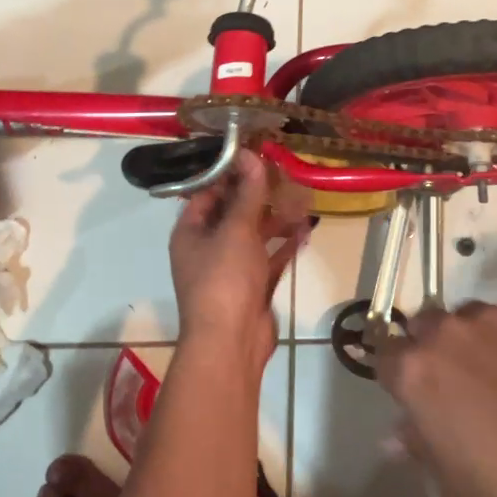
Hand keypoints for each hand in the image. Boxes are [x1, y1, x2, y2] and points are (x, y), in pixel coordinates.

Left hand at [169, 150, 308, 369]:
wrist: (230, 343)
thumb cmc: (224, 279)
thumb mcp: (236, 229)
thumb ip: (247, 192)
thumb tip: (250, 154)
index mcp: (191, 232)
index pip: (207, 192)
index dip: (230, 172)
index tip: (257, 153)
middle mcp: (207, 248)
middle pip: (233, 212)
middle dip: (259, 194)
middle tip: (286, 172)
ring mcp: (230, 269)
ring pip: (254, 234)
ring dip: (276, 217)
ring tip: (303, 198)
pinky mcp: (252, 286)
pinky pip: (269, 257)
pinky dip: (285, 243)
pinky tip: (306, 228)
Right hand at [378, 303, 496, 496]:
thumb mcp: (453, 481)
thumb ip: (421, 445)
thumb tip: (399, 434)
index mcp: (414, 372)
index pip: (383, 356)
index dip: (394, 375)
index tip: (407, 395)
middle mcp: (447, 332)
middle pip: (425, 328)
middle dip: (431, 350)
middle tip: (453, 390)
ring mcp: (492, 319)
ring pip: (467, 320)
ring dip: (471, 342)